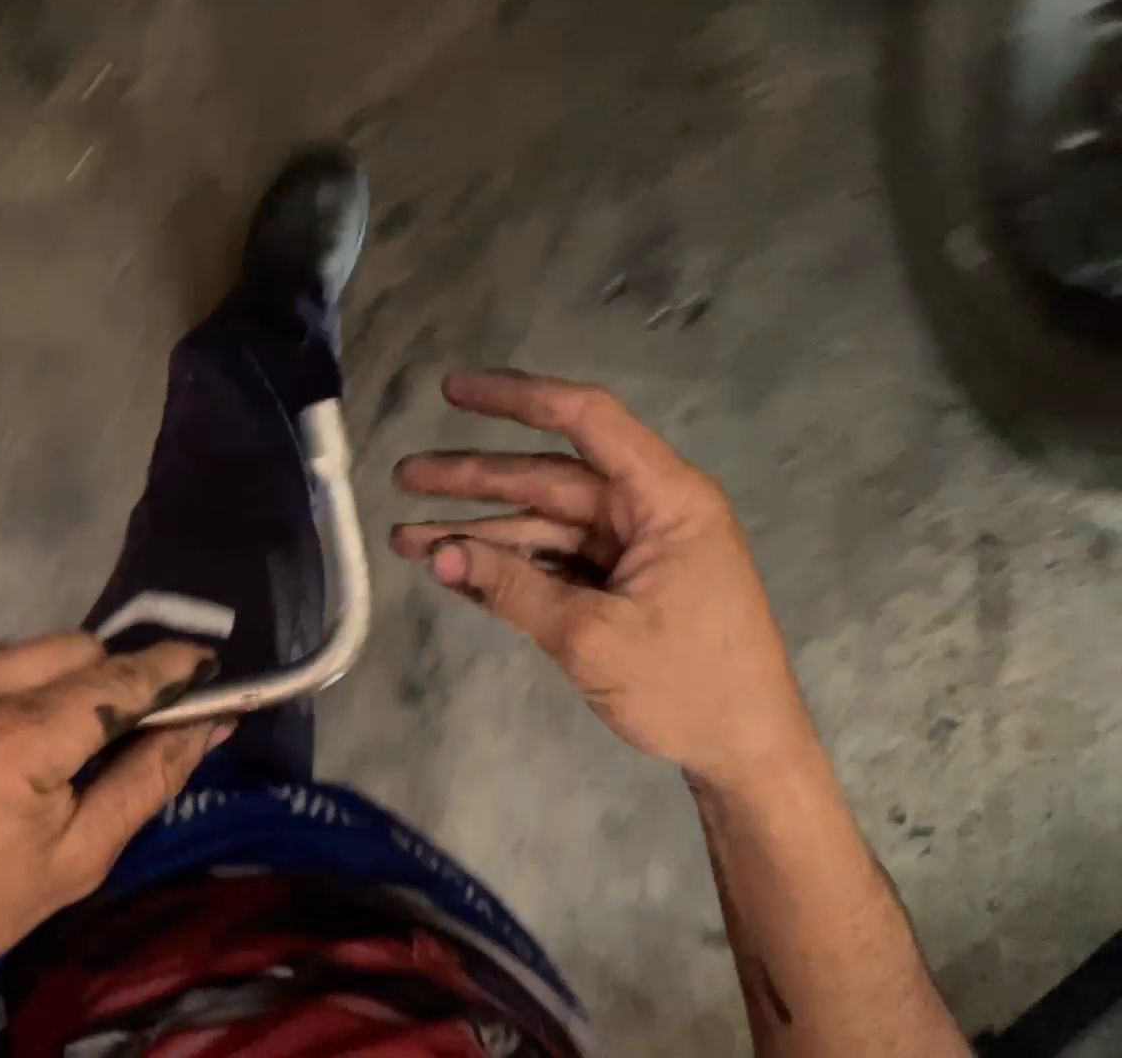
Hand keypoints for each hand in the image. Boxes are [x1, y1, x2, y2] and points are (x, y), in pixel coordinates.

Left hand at [0, 636, 226, 1056]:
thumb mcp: (75, 859)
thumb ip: (146, 781)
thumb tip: (204, 727)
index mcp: (13, 741)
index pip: (115, 682)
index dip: (168, 668)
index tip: (203, 662)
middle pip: (76, 647)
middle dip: (110, 679)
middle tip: (119, 727)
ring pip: (30, 649)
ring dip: (59, 682)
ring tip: (48, 743)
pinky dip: (10, 687)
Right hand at [391, 370, 815, 787]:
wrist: (743, 755)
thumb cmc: (689, 687)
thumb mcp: (591, 636)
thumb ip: (510, 588)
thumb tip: (435, 554)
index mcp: (664, 500)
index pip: (586, 420)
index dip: (516, 397)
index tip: (452, 390)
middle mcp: (642, 512)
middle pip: (542, 478)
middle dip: (469, 480)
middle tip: (403, 477)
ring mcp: (624, 549)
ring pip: (534, 523)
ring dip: (472, 533)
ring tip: (405, 539)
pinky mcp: (609, 583)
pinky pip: (543, 561)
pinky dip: (498, 566)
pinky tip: (447, 569)